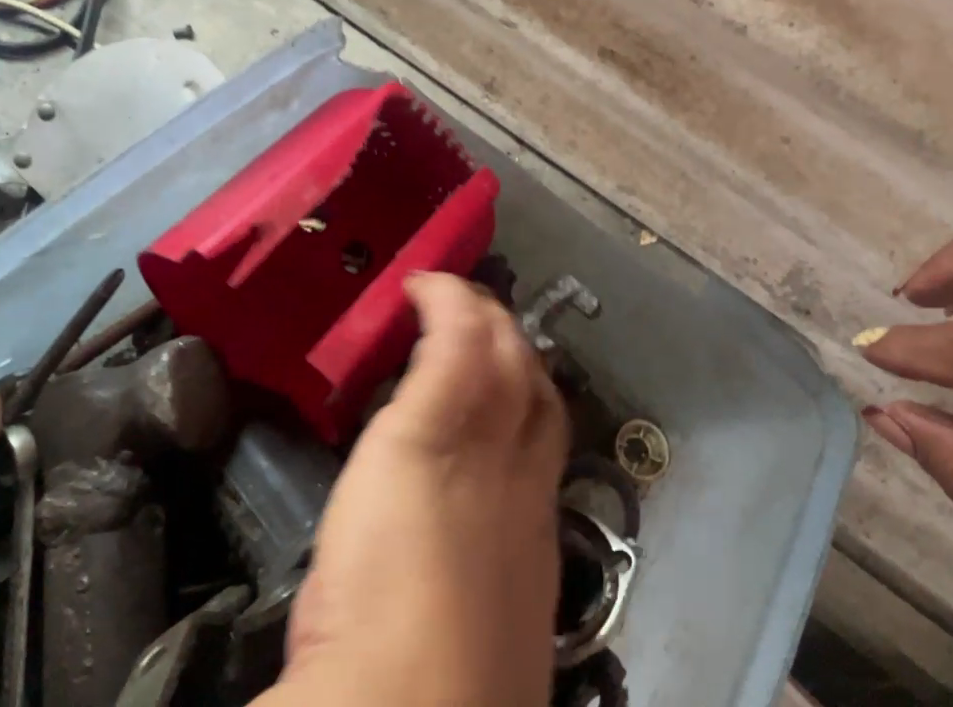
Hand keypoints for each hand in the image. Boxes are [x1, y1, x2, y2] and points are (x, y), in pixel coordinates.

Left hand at [255, 273, 568, 706]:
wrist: (410, 702)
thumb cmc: (422, 685)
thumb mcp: (464, 629)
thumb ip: (468, 582)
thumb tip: (455, 586)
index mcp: (527, 533)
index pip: (542, 444)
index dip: (526, 405)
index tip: (498, 388)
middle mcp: (519, 483)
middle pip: (536, 391)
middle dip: (515, 352)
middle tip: (483, 328)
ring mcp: (478, 449)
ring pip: (502, 360)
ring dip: (481, 322)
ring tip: (453, 298)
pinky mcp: (428, 428)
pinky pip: (451, 345)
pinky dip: (443, 307)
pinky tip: (422, 287)